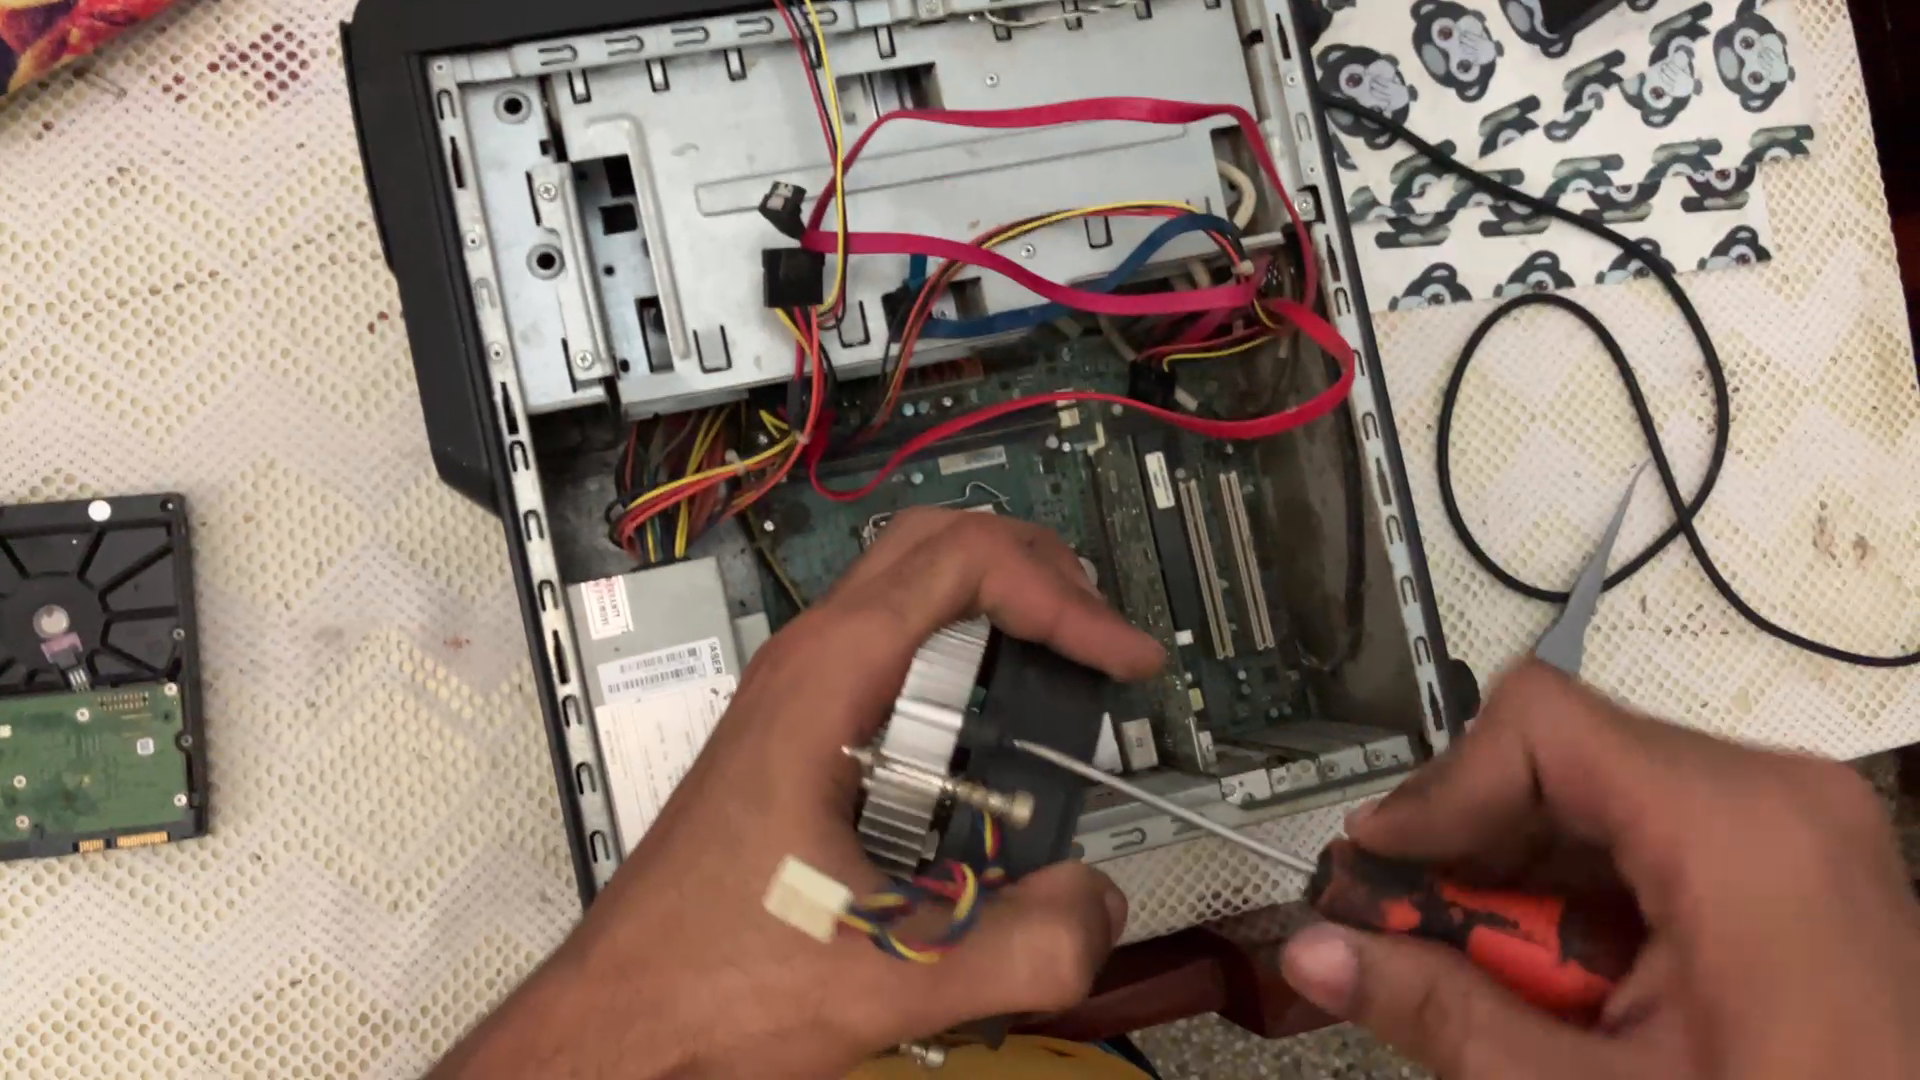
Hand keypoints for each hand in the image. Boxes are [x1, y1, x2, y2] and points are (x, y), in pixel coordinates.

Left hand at [436, 509, 1163, 1077]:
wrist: (625, 1008)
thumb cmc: (714, 973)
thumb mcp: (888, 972)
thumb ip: (1020, 948)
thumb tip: (1100, 902)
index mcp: (831, 677)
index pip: (964, 564)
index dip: (1062, 598)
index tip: (1123, 656)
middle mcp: (814, 656)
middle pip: (938, 541)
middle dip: (1035, 567)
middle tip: (1096, 629)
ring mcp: (807, 679)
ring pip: (915, 577)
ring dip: (1000, 595)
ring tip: (1064, 652)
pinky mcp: (810, 714)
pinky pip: (899, 634)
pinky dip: (966, 638)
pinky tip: (997, 708)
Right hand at [1281, 661, 1919, 1078]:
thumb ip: (1443, 1016)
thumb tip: (1304, 952)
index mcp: (1738, 830)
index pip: (1534, 723)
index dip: (1441, 785)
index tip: (1379, 860)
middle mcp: (1762, 795)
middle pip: (1542, 754)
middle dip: (1457, 839)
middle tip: (1403, 919)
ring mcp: (1773, 821)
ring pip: (1566, 790)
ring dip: (1493, 867)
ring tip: (1468, 953)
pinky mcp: (1770, 852)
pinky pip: (1615, 824)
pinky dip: (1549, 884)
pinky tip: (1540, 961)